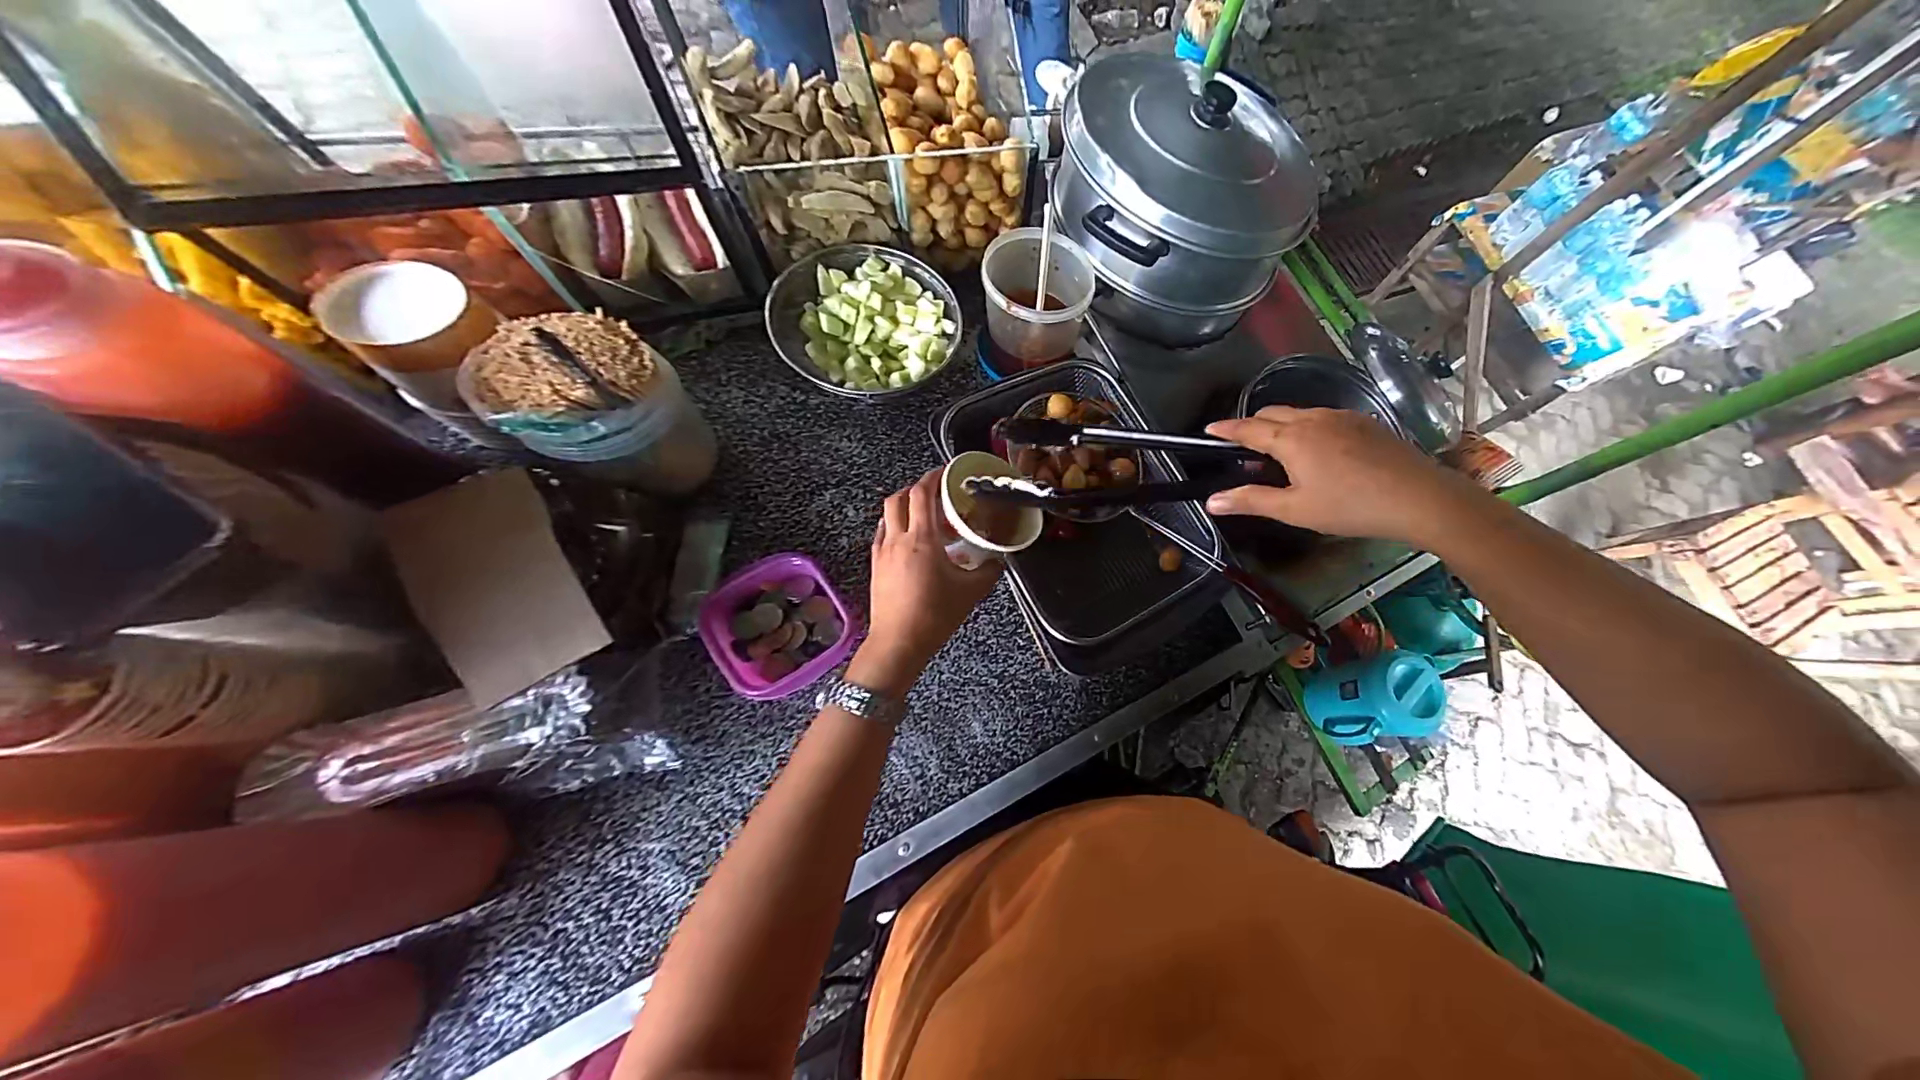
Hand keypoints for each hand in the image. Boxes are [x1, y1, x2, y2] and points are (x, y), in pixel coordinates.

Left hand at [847, 469, 1001, 696]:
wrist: (898, 643)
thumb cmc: (933, 617)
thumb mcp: (970, 592)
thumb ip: (988, 570)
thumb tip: (997, 561)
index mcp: (922, 539)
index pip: (921, 493)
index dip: (933, 477)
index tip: (946, 473)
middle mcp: (897, 540)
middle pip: (899, 498)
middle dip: (916, 489)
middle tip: (936, 492)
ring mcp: (882, 552)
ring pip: (888, 515)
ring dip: (905, 508)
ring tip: (926, 517)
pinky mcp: (876, 566)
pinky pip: (883, 534)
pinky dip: (895, 527)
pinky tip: (910, 541)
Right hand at [1203, 406, 1489, 546]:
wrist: (1419, 498)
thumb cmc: (1350, 506)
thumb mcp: (1294, 509)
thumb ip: (1251, 501)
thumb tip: (1211, 501)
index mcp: (1291, 439)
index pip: (1248, 428)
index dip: (1226, 429)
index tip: (1209, 428)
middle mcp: (1313, 419)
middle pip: (1272, 412)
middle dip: (1252, 424)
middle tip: (1242, 444)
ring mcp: (1342, 417)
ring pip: (1300, 412)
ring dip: (1280, 424)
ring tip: (1277, 449)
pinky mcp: (1365, 422)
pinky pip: (1323, 416)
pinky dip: (1306, 426)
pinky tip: (1316, 449)